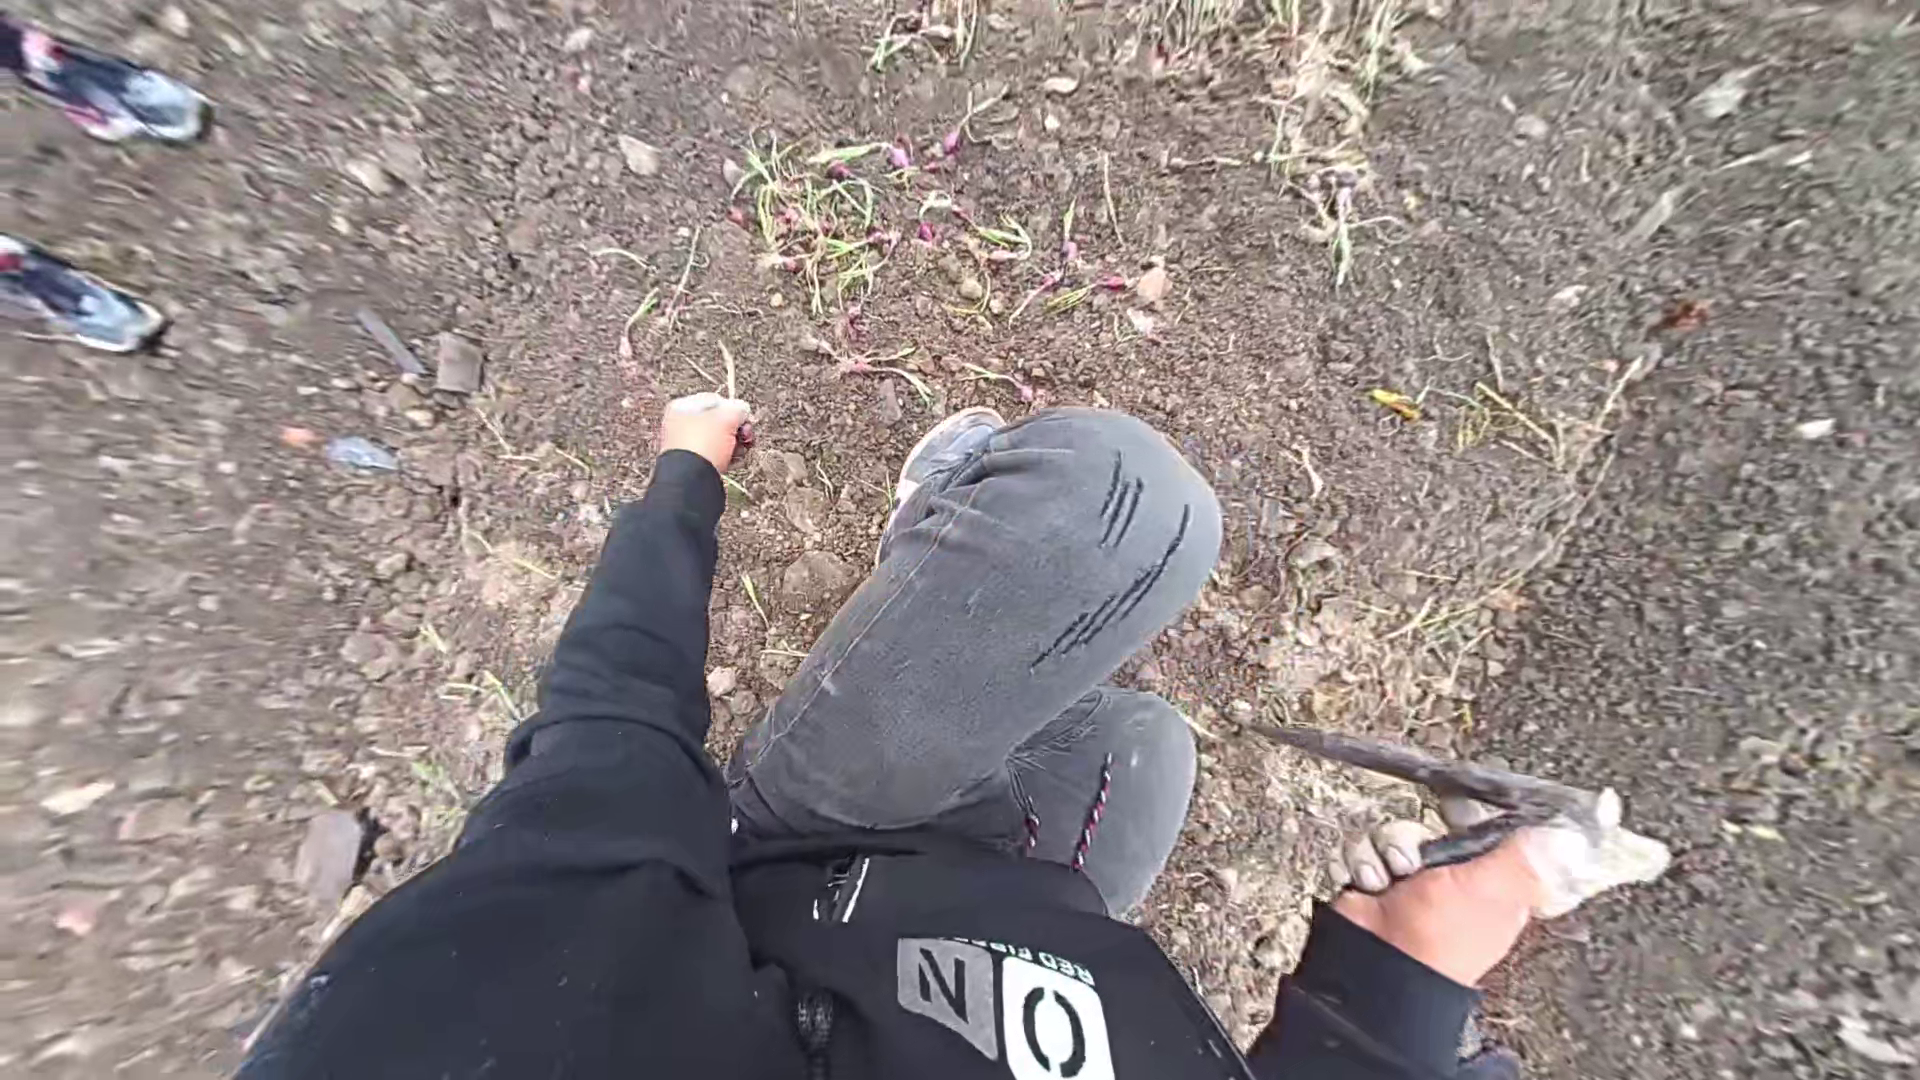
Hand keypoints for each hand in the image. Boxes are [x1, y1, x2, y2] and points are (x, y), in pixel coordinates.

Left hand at [660, 393, 752, 472]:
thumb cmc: (703, 443)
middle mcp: (682, 425)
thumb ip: (738, 409)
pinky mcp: (696, 464)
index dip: (734, 409)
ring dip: (736, 445)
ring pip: (722, 440)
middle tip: (746, 437)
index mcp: (683, 408)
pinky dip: (729, 458)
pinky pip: (718, 456)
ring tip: (739, 451)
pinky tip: (734, 461)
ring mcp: (689, 445)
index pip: (716, 401)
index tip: (744, 418)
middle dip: (738, 430)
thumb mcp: (726, 418)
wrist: (691, 479)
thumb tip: (743, 410)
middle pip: (721, 422)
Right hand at [1332, 822, 1539, 986]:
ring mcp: (1403, 879)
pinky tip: (1367, 883)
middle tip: (1409, 862)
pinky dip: (1358, 864)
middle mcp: (1443, 877)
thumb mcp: (1488, 892)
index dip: (1459, 815)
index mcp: (1483, 880)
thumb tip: (1568, 838)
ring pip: (1382, 835)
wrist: (1382, 958)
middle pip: (1416, 828)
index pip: (1472, 831)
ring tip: (1385, 879)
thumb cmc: (1441, 935)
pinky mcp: (1370, 879)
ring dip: (1378, 854)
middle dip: (1404, 840)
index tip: (1447, 807)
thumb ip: (1522, 862)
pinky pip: (1355, 849)